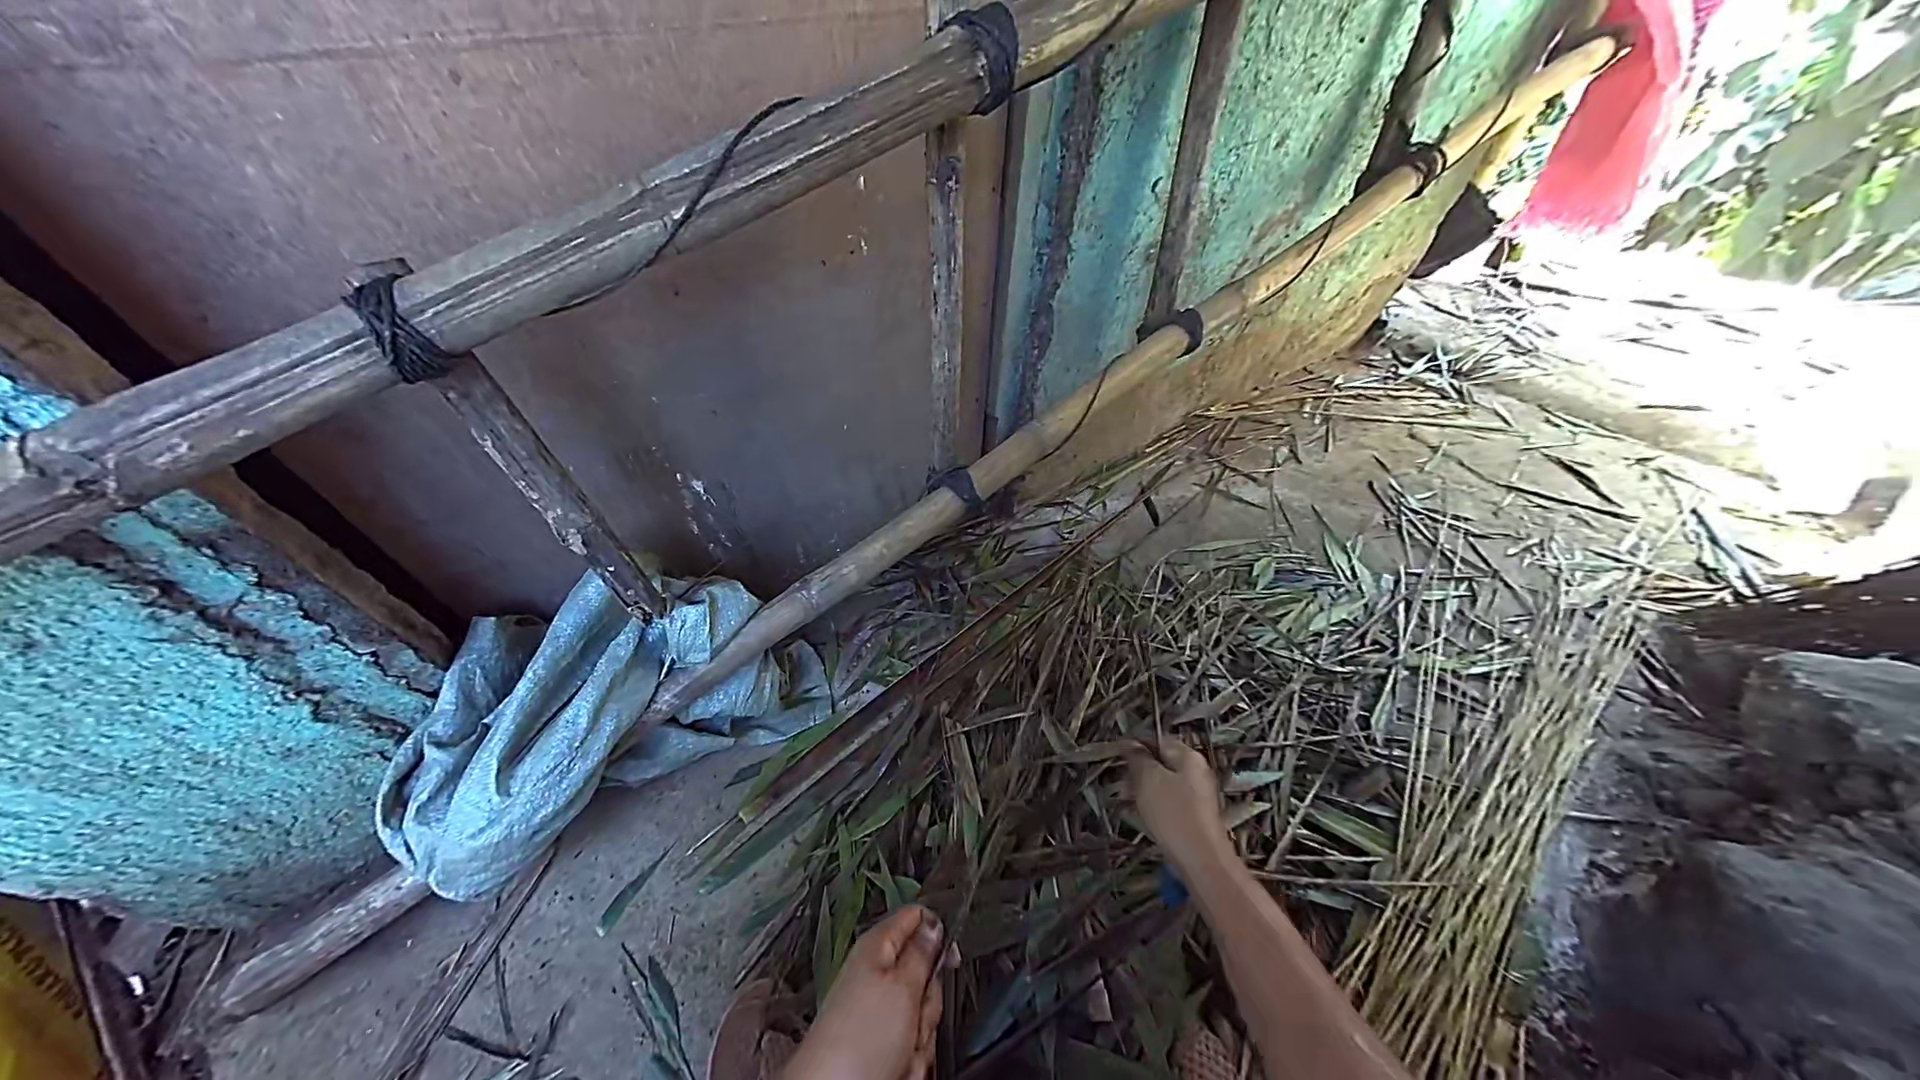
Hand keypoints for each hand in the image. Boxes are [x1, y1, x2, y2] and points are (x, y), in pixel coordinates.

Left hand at [784, 905, 958, 1079]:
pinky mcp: (882, 1041)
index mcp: (878, 947)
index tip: (949, 958)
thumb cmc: (862, 1038)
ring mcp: (880, 1009)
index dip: (938, 934)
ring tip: (901, 1047)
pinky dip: (910, 1058)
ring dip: (920, 1034)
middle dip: (928, 1000)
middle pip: (926, 973)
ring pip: (923, 1012)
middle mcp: (879, 974)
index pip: (916, 918)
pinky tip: (897, 1065)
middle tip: (914, 1015)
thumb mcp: (901, 988)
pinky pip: (913, 1041)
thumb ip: (922, 953)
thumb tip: (934, 923)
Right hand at [1127, 737, 1230, 872]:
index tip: (1115, 753)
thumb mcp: (1148, 779)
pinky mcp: (1193, 816)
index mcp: (1188, 757)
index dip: (1134, 744)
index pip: (1157, 739)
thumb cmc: (1173, 814)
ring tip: (1125, 798)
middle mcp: (1196, 772)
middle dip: (1137, 769)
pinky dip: (1153, 804)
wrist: (1200, 860)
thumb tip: (1130, 744)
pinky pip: (1168, 802)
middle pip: (1161, 761)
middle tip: (1120, 779)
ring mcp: (1197, 795)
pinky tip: (1140, 814)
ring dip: (1142, 788)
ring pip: (1163, 783)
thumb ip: (1138, 758)